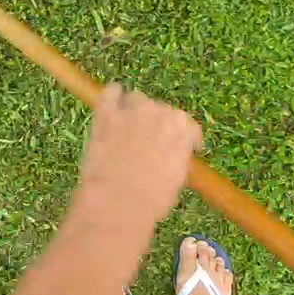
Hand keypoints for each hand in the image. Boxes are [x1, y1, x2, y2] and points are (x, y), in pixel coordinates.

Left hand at [73, 83, 200, 224]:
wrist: (117, 201)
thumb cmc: (153, 197)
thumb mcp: (176, 179)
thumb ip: (177, 158)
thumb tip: (173, 155)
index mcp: (181, 128)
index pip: (187, 125)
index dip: (186, 136)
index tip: (185, 147)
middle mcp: (159, 112)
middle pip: (162, 110)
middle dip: (158, 124)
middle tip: (151, 142)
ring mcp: (131, 110)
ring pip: (137, 100)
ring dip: (136, 110)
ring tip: (131, 125)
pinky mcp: (106, 114)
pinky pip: (111, 93)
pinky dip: (113, 97)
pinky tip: (113, 104)